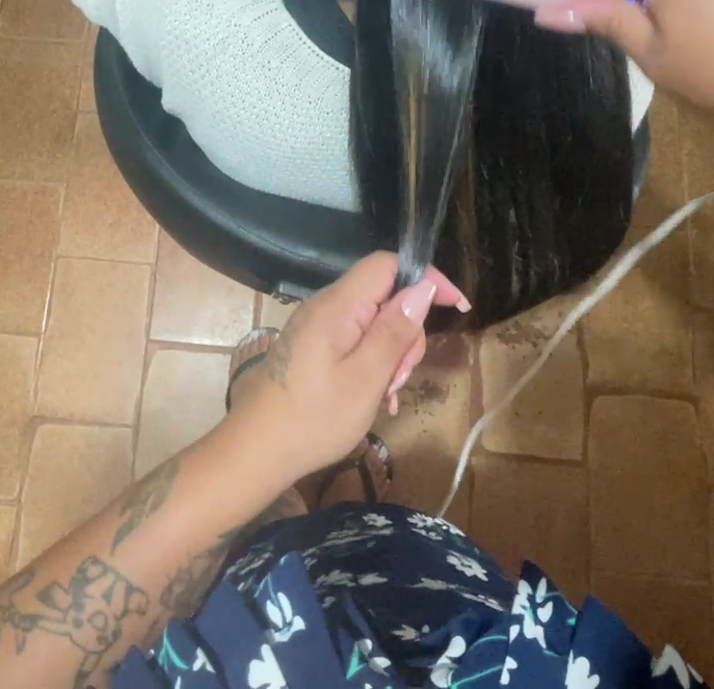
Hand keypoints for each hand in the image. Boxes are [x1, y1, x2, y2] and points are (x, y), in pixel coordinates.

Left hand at [223, 253, 467, 484]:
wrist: (257, 449)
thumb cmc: (314, 418)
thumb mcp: (365, 379)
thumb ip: (394, 331)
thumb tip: (424, 286)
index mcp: (337, 305)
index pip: (387, 264)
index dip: (426, 277)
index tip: (456, 307)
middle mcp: (327, 305)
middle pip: (385, 295)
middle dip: (406, 333)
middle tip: (398, 378)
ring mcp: (319, 325)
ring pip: (375, 321)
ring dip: (392, 355)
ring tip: (383, 395)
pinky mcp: (316, 344)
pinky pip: (358, 340)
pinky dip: (374, 363)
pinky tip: (375, 396)